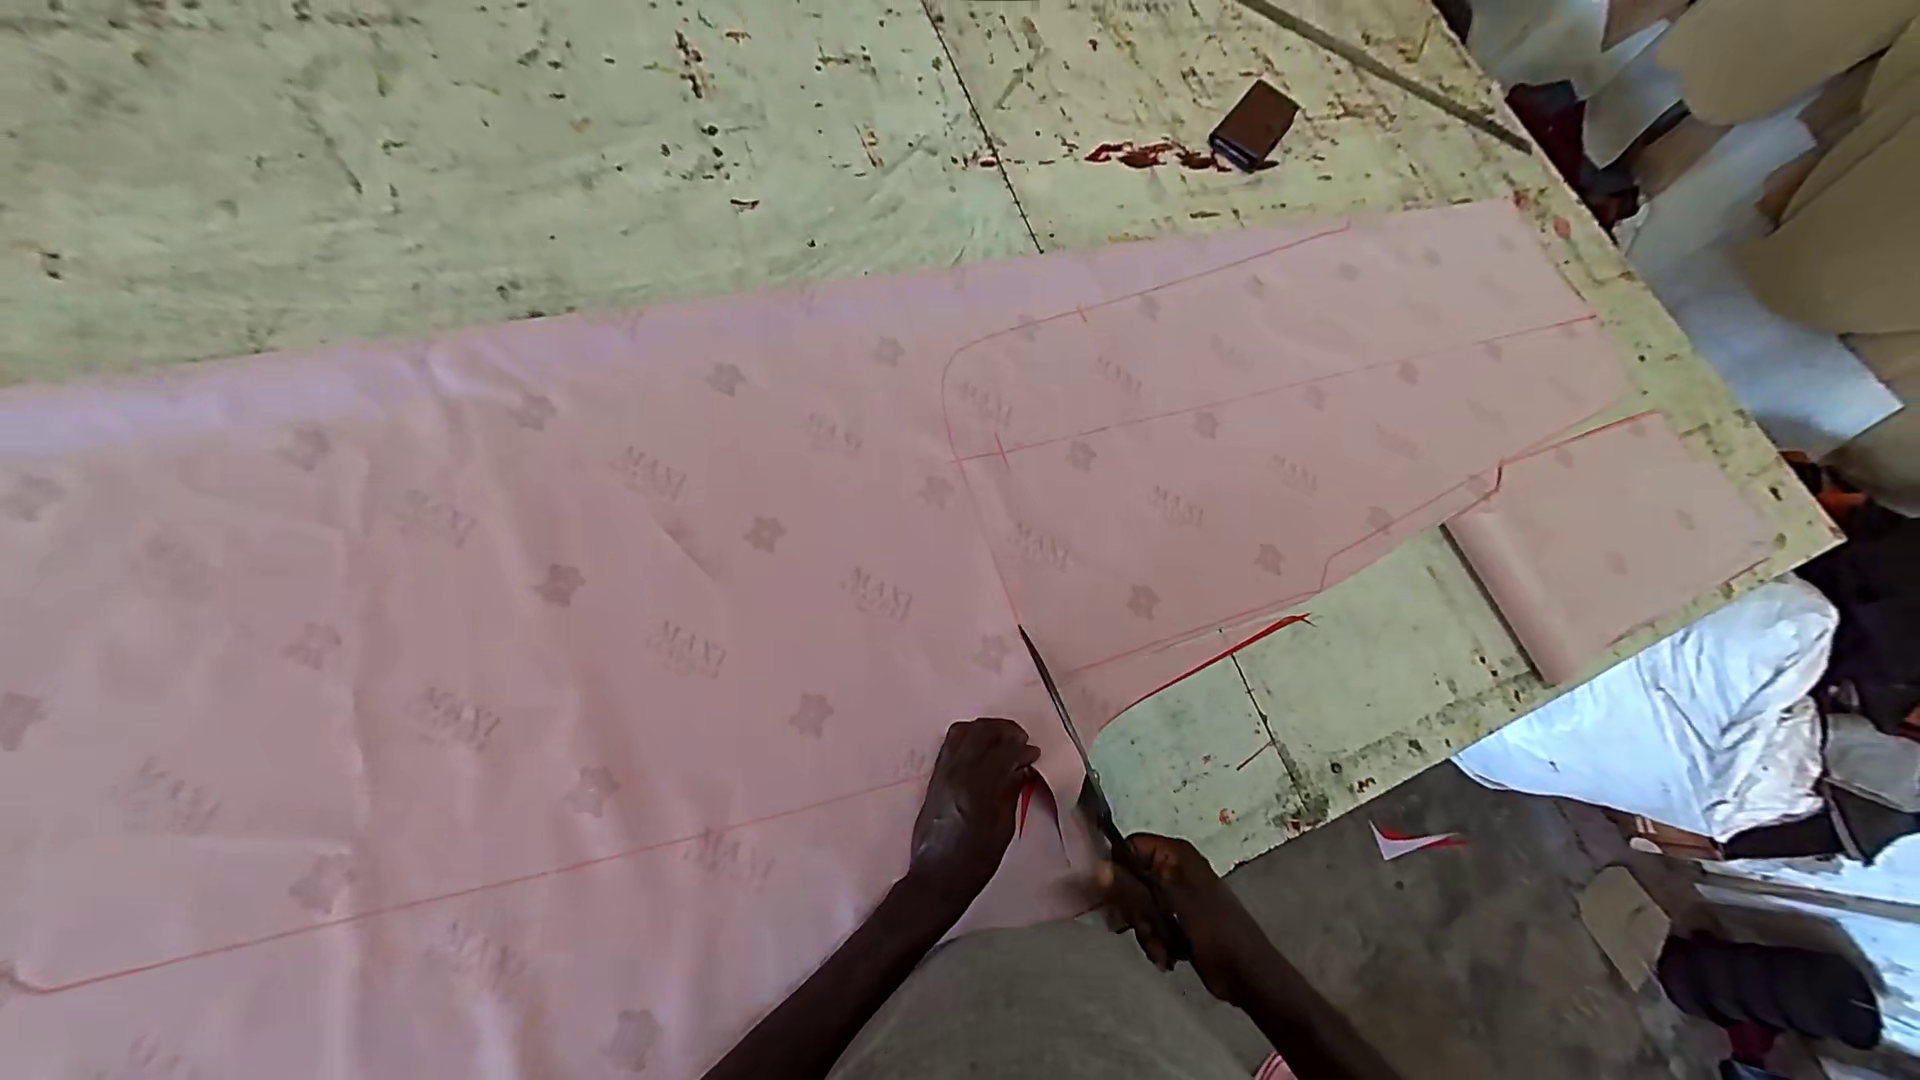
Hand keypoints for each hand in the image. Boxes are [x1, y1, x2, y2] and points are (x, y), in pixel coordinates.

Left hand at [907, 718, 1038, 899]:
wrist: (936, 876)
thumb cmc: (976, 860)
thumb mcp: (1003, 828)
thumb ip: (1011, 790)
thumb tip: (1022, 766)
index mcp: (979, 788)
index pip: (1004, 750)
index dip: (1022, 747)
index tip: (1033, 752)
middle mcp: (958, 773)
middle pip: (982, 731)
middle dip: (1005, 730)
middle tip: (1020, 740)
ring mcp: (943, 771)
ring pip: (963, 730)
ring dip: (985, 729)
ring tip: (1001, 740)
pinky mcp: (934, 775)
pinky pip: (950, 742)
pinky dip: (968, 736)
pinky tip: (981, 748)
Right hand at [1101, 833, 1282, 1005]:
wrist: (1250, 976)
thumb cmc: (1214, 932)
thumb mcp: (1169, 906)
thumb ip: (1131, 887)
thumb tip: (1096, 869)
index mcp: (1175, 854)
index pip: (1130, 847)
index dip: (1118, 870)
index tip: (1113, 895)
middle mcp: (1173, 868)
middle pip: (1131, 879)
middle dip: (1136, 911)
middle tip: (1148, 929)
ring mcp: (1176, 894)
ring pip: (1138, 905)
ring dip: (1146, 931)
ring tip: (1164, 950)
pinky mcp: (1177, 919)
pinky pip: (1150, 923)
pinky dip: (1155, 941)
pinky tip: (1168, 956)